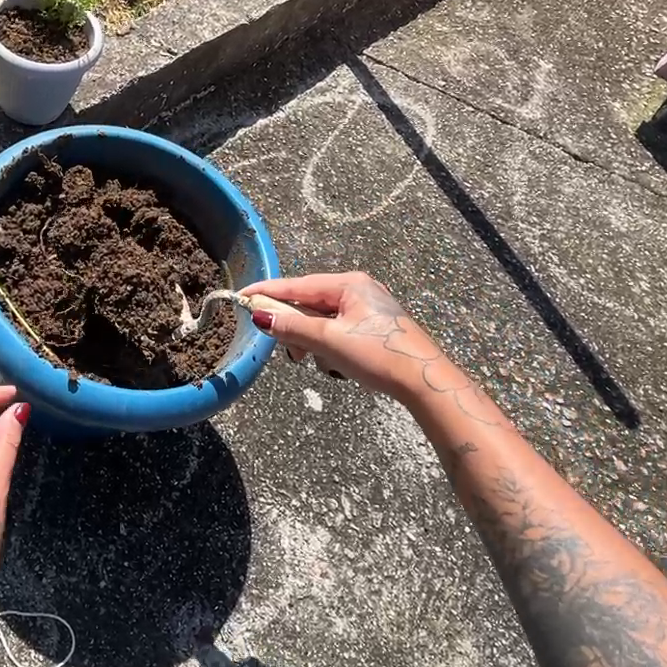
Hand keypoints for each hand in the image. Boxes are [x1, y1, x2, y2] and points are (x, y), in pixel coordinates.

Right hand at [238, 272, 450, 399]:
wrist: (426, 383)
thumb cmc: (378, 356)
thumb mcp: (328, 340)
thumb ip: (291, 326)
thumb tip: (258, 315)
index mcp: (348, 284)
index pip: (296, 285)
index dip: (266, 292)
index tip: (240, 297)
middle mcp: (357, 289)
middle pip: (308, 303)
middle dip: (294, 327)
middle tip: (289, 351)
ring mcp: (367, 308)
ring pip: (321, 320)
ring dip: (311, 341)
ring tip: (316, 361)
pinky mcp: (373, 328)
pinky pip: (336, 330)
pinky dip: (327, 345)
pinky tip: (335, 364)